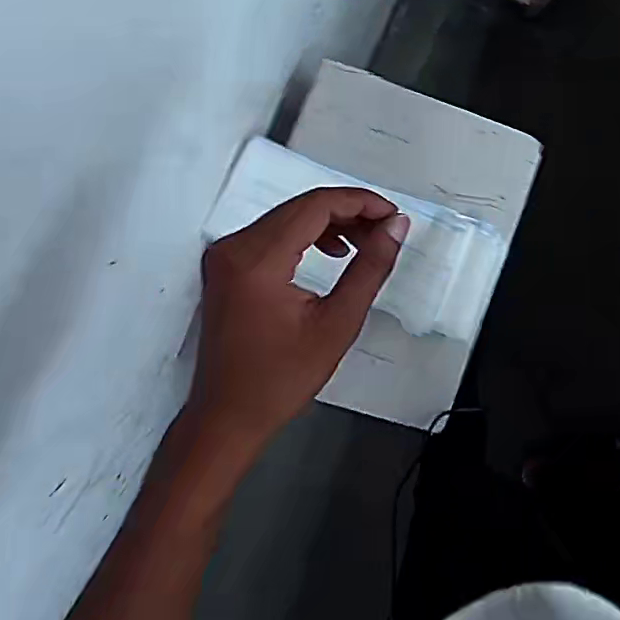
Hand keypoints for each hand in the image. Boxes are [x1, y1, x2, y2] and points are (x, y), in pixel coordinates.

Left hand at [190, 187, 408, 451]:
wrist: (228, 416)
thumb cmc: (275, 382)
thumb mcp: (337, 324)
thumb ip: (370, 268)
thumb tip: (393, 229)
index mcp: (257, 261)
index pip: (316, 206)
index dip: (360, 203)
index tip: (390, 214)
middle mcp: (234, 248)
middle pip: (302, 206)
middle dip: (349, 212)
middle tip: (385, 228)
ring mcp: (226, 253)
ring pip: (290, 215)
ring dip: (330, 222)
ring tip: (365, 241)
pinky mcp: (227, 262)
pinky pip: (274, 231)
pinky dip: (307, 233)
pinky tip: (334, 250)